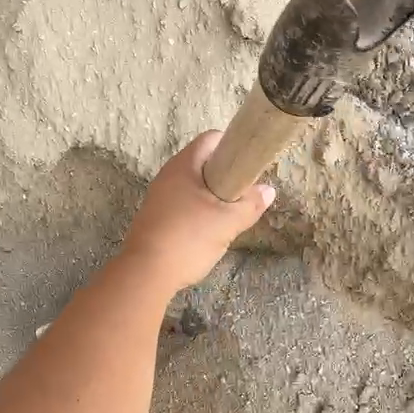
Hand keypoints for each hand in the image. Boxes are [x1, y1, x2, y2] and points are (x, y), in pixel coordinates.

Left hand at [118, 131, 274, 294]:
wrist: (145, 273)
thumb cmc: (188, 239)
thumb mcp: (227, 222)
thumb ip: (250, 204)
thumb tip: (268, 190)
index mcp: (184, 165)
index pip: (212, 139)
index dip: (234, 147)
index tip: (249, 167)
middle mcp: (167, 175)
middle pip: (203, 164)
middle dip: (226, 177)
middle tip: (243, 196)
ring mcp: (158, 197)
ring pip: (193, 188)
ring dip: (212, 199)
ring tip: (227, 218)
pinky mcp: (154, 218)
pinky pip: (182, 206)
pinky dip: (197, 214)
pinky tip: (206, 234)